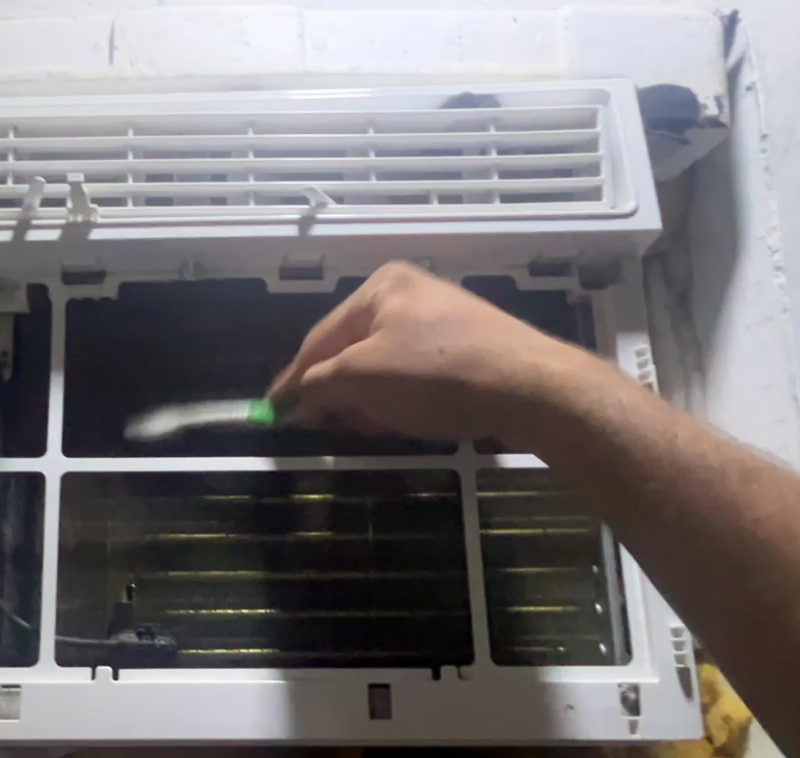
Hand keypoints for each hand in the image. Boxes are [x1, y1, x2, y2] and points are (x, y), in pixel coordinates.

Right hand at [267, 261, 620, 443]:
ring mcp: (438, 320)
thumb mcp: (361, 378)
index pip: (318, 338)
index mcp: (379, 287)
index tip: (271, 410)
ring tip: (362, 427)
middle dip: (333, 392)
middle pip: (348, 351)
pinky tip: (396, 420)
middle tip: (317, 425)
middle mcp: (407, 294)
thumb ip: (318, 385)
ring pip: (379, 367)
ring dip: (364, 401)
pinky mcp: (462, 348)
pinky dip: (394, 399)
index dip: (293, 379)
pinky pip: (409, 375)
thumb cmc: (434, 374)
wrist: (528, 388)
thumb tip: (295, 401)